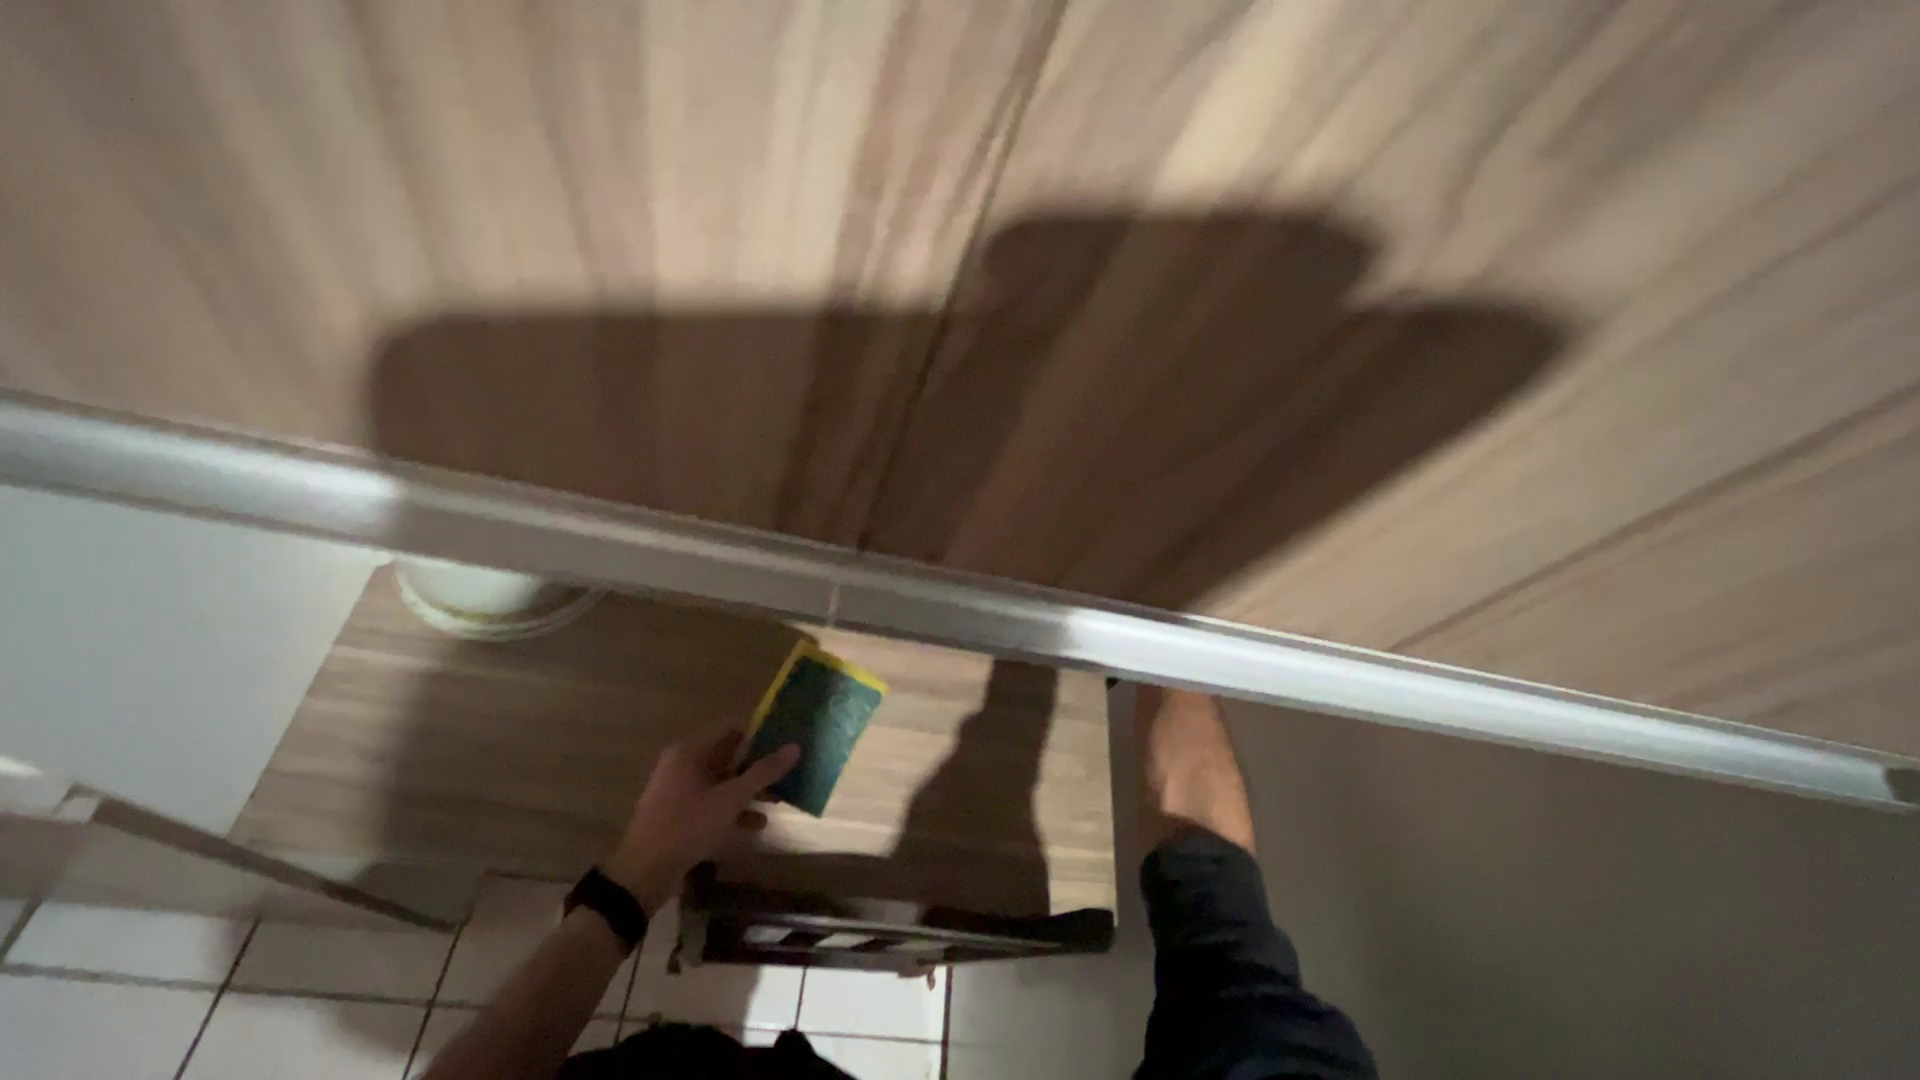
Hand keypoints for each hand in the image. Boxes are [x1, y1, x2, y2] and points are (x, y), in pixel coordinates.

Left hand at [603, 725, 799, 911]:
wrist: (644, 873)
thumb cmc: (688, 826)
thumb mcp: (731, 799)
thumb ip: (763, 772)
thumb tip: (794, 747)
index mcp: (689, 751)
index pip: (730, 729)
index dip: (759, 733)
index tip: (786, 741)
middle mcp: (681, 764)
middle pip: (726, 755)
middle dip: (757, 766)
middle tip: (787, 772)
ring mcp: (678, 790)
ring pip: (720, 781)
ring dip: (747, 790)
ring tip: (778, 799)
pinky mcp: (678, 813)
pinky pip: (711, 801)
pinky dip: (731, 808)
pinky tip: (755, 824)